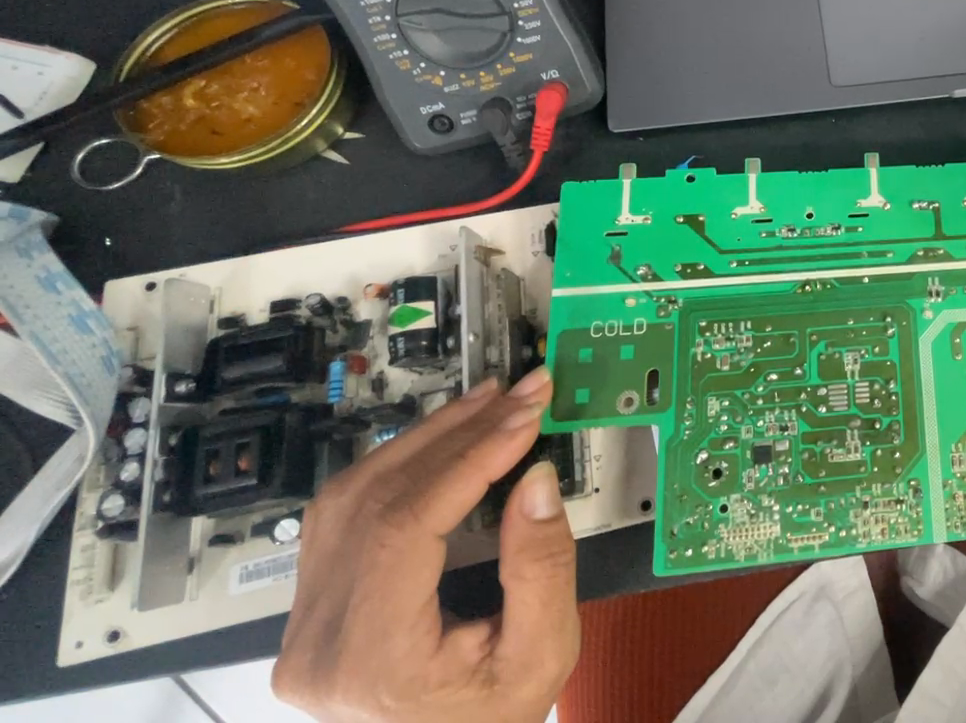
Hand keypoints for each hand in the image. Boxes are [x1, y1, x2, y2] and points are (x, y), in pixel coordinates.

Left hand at [273, 370, 577, 722]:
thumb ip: (543, 566)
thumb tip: (536, 477)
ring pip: (350, 496)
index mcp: (372, 659)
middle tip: (523, 392)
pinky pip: (345, 513)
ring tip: (490, 401)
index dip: (469, 459)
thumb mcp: (545, 650)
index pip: (406, 529)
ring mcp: (303, 621)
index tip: (527, 415)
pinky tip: (446, 437)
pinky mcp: (312, 605)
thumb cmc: (500, 716)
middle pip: (374, 501)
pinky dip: (401, 462)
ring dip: (426, 436)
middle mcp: (317, 639)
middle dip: (459, 432)